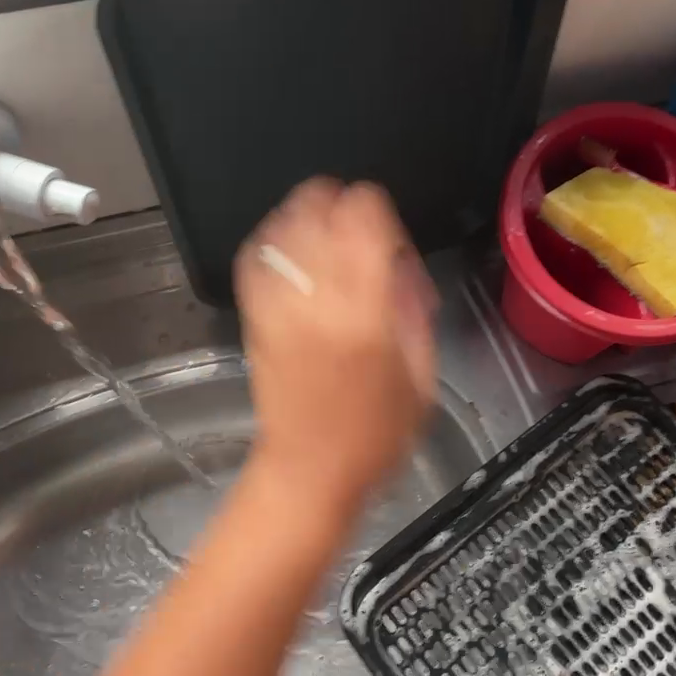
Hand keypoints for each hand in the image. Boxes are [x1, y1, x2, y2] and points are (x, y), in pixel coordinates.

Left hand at [235, 178, 437, 508]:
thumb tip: (402, 270)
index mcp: (365, 306)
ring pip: (283, 223)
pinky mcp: (254, 317)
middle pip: (318, 203)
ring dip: (308, 218)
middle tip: (361, 238)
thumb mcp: (421, 374)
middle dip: (344, 207)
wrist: (309, 472)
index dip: (380, 210)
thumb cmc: (375, 434)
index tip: (391, 242)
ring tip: (326, 241)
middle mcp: (316, 293)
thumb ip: (413, 311)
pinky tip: (288, 249)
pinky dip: (272, 241)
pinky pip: (254, 258)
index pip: (364, 211)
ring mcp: (278, 303)